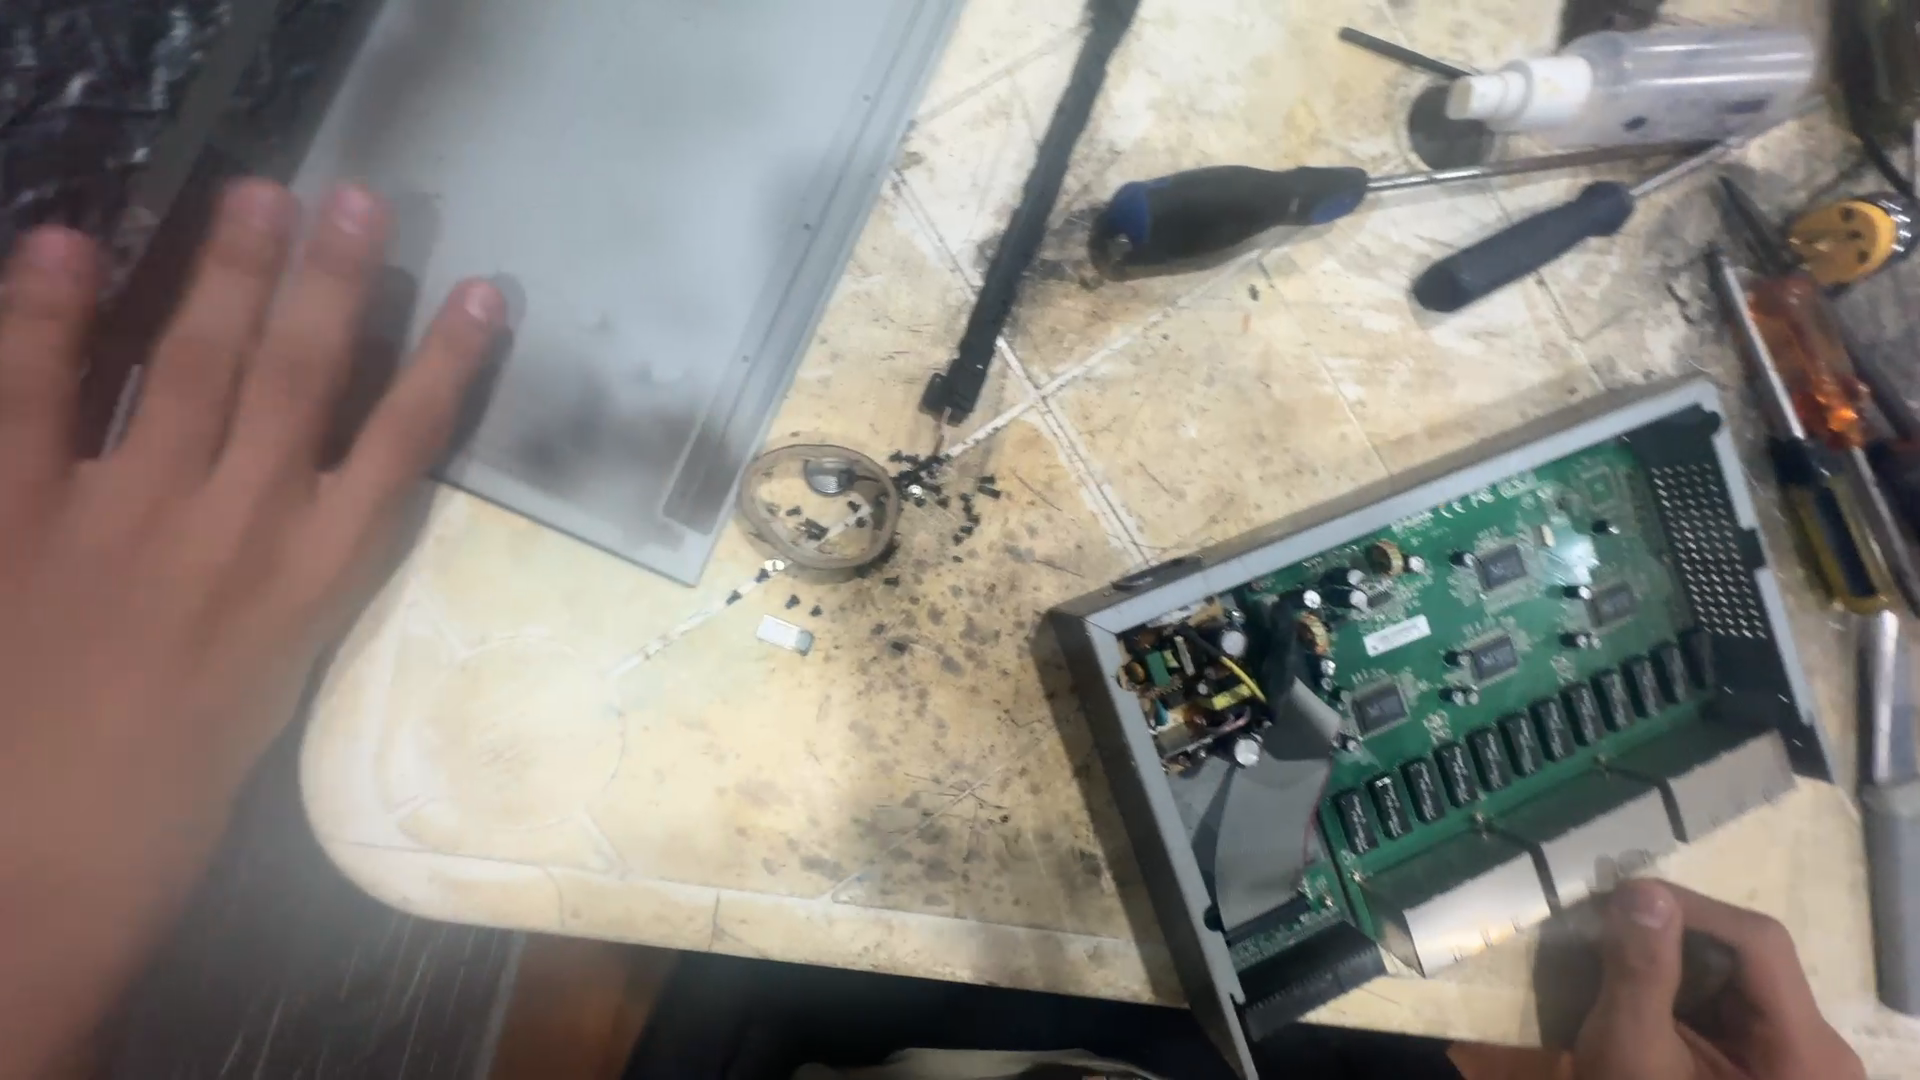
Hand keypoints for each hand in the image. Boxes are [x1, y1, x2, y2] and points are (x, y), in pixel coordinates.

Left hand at [0, 180, 502, 1076]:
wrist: (52, 842)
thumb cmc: (199, 753)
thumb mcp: (293, 651)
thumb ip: (309, 555)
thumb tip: (330, 472)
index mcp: (320, 569)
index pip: (403, 443)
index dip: (447, 363)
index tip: (482, 296)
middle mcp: (240, 527)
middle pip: (304, 384)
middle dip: (340, 287)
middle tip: (361, 199)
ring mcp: (122, 518)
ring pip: (193, 375)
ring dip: (227, 279)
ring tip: (257, 197)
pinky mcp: (8, 521)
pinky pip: (26, 405)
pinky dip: (44, 323)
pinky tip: (64, 245)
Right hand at [1574, 880, 1863, 1079]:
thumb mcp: (1634, 1046)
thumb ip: (1641, 969)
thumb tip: (1642, 888)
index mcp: (1807, 1050)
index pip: (1759, 941)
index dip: (1689, 905)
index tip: (1616, 899)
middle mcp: (1821, 1048)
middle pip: (1748, 954)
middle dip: (1671, 931)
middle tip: (1603, 928)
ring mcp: (1800, 1058)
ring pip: (1733, 972)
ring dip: (1668, 955)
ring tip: (1612, 959)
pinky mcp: (1771, 1062)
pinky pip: (1726, 999)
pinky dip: (1677, 983)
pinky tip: (1637, 993)